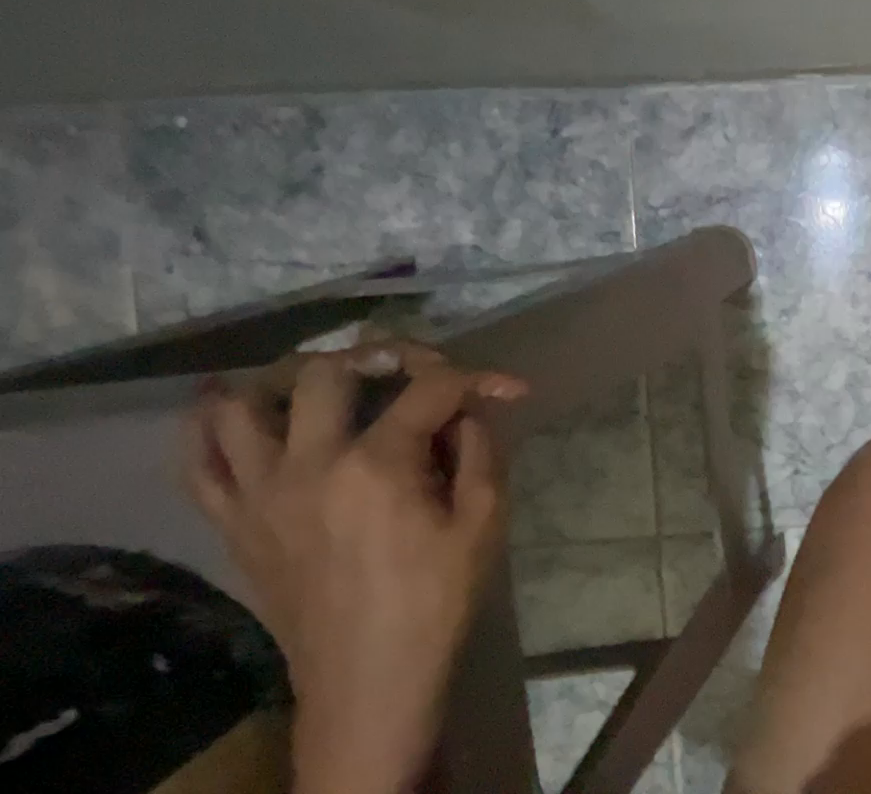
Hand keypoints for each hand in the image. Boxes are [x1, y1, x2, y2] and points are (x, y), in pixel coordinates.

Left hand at [184, 341, 526, 793]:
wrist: (370, 677)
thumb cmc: (438, 599)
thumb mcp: (485, 521)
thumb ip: (481, 449)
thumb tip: (469, 409)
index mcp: (377, 465)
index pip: (430, 389)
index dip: (478, 378)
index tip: (511, 389)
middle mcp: (306, 466)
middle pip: (326, 372)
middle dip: (382, 356)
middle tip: (417, 373)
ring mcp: (258, 494)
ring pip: (241, 405)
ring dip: (286, 381)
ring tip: (329, 384)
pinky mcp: (234, 523)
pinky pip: (196, 463)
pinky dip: (210, 428)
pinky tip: (240, 413)